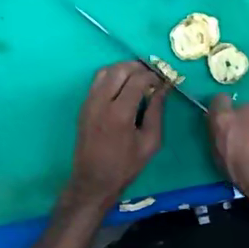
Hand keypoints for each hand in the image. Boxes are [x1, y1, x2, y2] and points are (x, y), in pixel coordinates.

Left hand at [65, 62, 163, 210]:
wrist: (94, 180)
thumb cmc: (126, 165)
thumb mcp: (150, 142)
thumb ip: (157, 112)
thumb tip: (163, 89)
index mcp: (120, 113)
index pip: (138, 80)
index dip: (153, 76)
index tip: (164, 80)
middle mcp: (101, 102)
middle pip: (119, 69)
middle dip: (138, 67)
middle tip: (152, 74)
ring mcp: (89, 102)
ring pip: (105, 71)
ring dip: (123, 69)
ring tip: (138, 77)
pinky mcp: (84, 106)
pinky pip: (97, 81)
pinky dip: (112, 77)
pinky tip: (123, 87)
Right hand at [207, 94, 248, 228]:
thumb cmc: (242, 173)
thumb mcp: (221, 157)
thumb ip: (221, 137)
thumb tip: (224, 130)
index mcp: (224, 120)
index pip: (219, 100)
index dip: (223, 108)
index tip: (226, 118)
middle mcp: (244, 110)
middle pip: (243, 110)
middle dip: (245, 121)